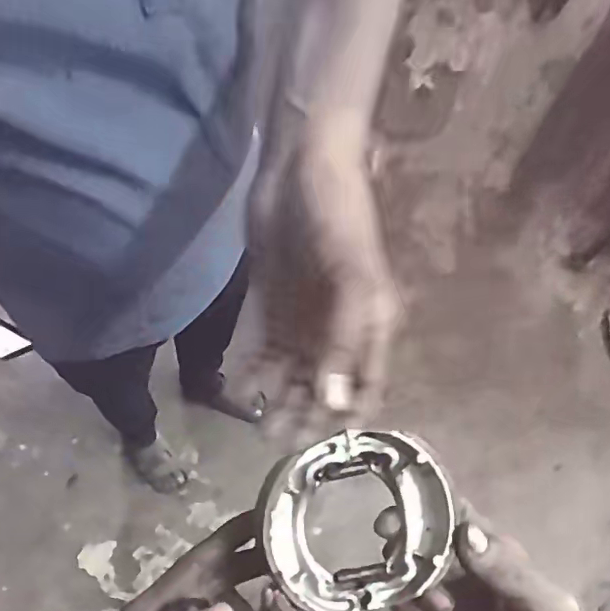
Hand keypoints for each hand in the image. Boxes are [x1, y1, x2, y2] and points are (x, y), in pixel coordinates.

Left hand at [252, 139, 402, 426]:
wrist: (297, 166)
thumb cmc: (337, 214)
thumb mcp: (351, 275)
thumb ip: (344, 338)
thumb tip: (333, 400)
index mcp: (368, 326)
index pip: (366, 386)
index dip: (349, 416)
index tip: (327, 444)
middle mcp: (336, 333)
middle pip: (324, 391)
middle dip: (307, 419)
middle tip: (282, 444)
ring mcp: (303, 324)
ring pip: (292, 379)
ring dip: (280, 406)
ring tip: (262, 431)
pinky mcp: (272, 312)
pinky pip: (262, 355)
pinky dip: (253, 376)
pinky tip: (241, 394)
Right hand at [392, 513, 588, 610]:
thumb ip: (509, 571)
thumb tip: (465, 532)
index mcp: (495, 555)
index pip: (461, 516)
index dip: (435, 500)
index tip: (406, 491)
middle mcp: (461, 566)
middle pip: (424, 532)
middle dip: (406, 527)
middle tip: (388, 531)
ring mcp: (434, 591)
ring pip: (404, 560)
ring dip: (401, 566)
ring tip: (428, 602)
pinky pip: (393, 593)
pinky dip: (388, 591)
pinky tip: (400, 606)